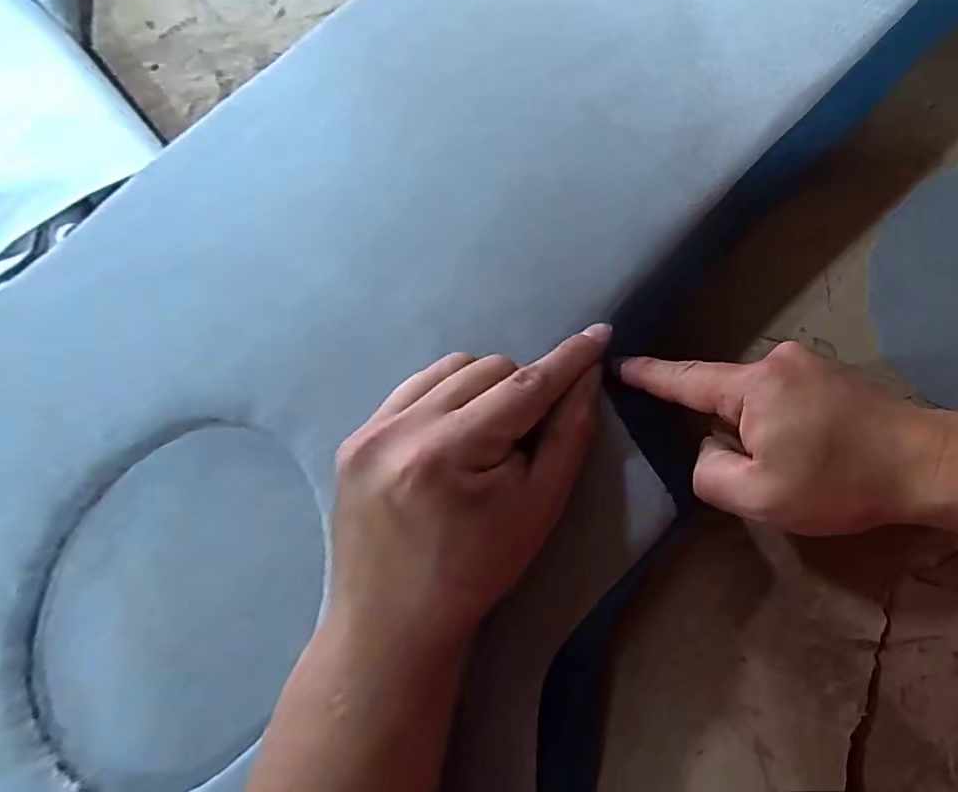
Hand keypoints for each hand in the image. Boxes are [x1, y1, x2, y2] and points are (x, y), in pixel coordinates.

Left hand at [325, 325, 608, 649]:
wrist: (392, 624)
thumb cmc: (480, 567)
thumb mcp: (542, 502)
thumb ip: (570, 430)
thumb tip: (590, 374)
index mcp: (449, 452)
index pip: (526, 385)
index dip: (569, 358)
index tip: (601, 332)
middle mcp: (401, 429)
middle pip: (491, 368)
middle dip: (526, 387)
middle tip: (532, 430)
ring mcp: (369, 431)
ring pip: (455, 368)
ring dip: (489, 384)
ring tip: (494, 429)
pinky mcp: (355, 438)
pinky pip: (418, 384)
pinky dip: (451, 391)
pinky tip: (459, 427)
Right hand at [619, 342, 944, 535]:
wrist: (920, 462)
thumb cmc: (839, 481)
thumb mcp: (760, 496)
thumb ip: (712, 472)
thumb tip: (708, 447)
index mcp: (754, 385)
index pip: (688, 379)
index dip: (651, 375)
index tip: (622, 362)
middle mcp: (778, 361)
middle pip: (727, 394)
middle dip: (728, 431)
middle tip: (758, 474)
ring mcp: (809, 364)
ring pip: (759, 399)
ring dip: (760, 431)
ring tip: (797, 469)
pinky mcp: (831, 374)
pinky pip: (785, 397)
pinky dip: (782, 423)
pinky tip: (810, 452)